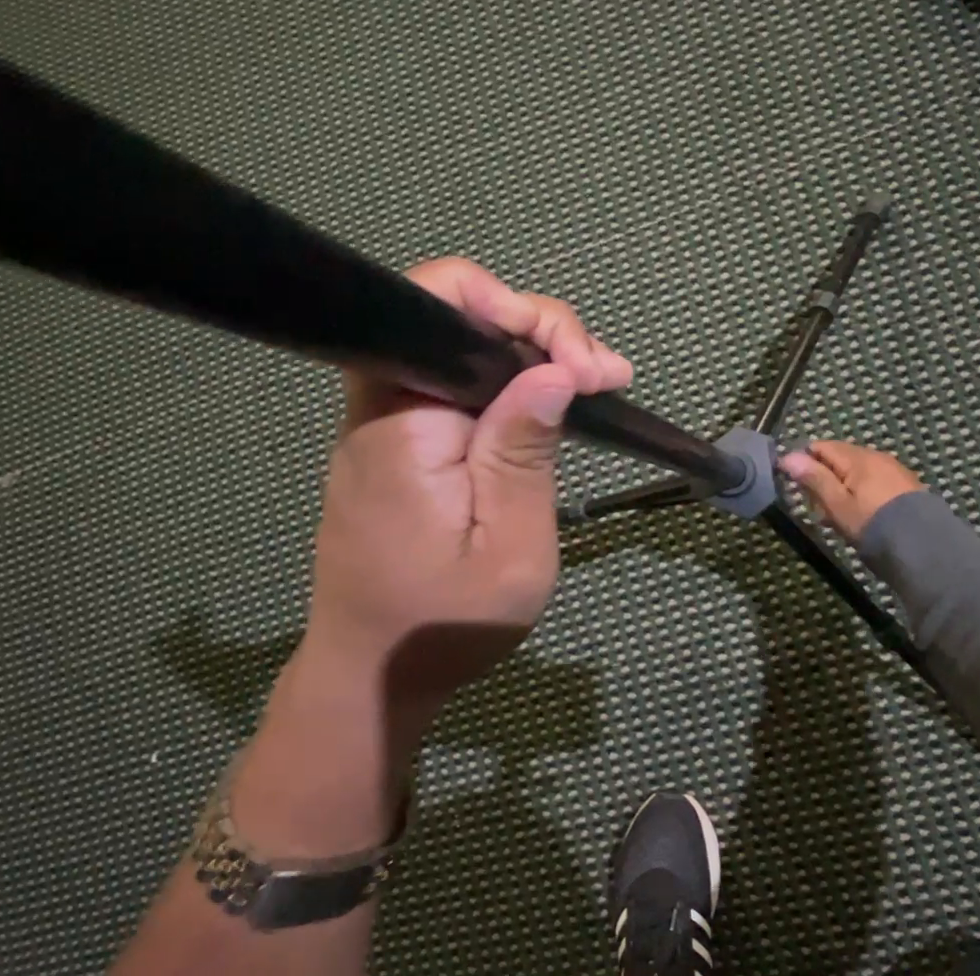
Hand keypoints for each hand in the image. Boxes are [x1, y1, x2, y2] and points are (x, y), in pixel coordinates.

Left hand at [307, 257, 632, 735]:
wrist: (371, 675)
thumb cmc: (444, 627)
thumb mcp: (510, 551)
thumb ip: (526, 456)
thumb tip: (552, 371)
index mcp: (405, 422)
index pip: (438, 305)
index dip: (514, 308)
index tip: (576, 360)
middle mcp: (383, 406)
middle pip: (460, 319)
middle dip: (542, 333)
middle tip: (608, 376)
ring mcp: (386, 424)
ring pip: (464, 351)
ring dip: (533, 357)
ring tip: (597, 385)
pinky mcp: (398, 444)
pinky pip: (457, 388)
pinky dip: (509, 386)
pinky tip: (554, 406)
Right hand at [780, 440, 924, 544]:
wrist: (924, 545)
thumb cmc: (872, 524)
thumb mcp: (838, 504)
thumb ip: (814, 479)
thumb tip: (788, 457)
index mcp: (857, 457)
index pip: (821, 447)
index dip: (803, 463)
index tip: (796, 487)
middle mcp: (876, 456)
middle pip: (839, 458)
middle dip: (824, 479)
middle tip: (818, 509)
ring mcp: (894, 470)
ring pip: (857, 472)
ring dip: (842, 488)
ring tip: (839, 518)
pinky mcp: (906, 485)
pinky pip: (874, 482)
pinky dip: (861, 494)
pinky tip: (862, 516)